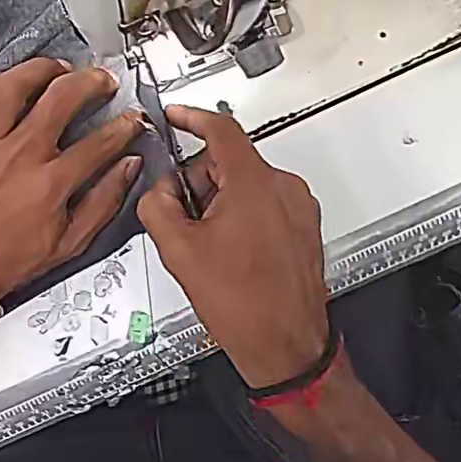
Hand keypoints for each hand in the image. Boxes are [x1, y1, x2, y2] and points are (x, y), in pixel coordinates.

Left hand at [0, 58, 144, 353]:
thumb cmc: (7, 258)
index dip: (124, 126)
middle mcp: (18, 156)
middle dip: (92, 82)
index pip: (100, 141)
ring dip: (43, 69)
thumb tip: (128, 168)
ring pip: (16, 86)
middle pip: (62, 97)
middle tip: (102, 82)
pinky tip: (11, 83)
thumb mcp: (69, 243)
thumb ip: (104, 202)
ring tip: (60, 69)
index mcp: (49, 184)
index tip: (132, 120)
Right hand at [137, 105, 330, 388]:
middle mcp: (283, 189)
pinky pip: (264, 203)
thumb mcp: (179, 252)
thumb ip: (157, 207)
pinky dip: (240, 214)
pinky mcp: (303, 226)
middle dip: (197, 180)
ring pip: (246, 183)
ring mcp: (298, 208)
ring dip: (219, 201)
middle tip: (180, 213)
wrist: (286, 345)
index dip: (192, 118)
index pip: (221, 129)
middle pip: (229, 161)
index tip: (177, 116)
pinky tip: (228, 250)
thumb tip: (157, 192)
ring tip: (208, 243)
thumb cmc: (247, 306)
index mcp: (254, 185)